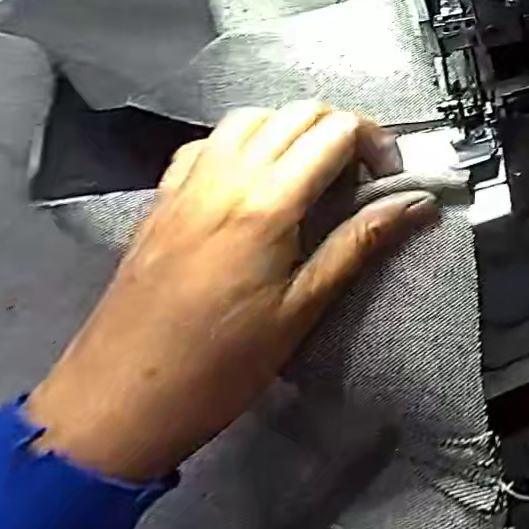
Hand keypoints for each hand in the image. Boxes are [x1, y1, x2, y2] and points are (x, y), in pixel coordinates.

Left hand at [25, 101, 440, 481]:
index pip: (335, 130)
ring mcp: (184, 192)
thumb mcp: (306, 305)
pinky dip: (247, 144)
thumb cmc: (219, 365)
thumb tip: (421, 200)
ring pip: (252, 119)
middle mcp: (222, 185)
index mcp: (263, 208)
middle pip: (298, 113)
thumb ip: (363, 240)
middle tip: (362, 174)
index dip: (376, 143)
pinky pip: (208, 146)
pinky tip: (262, 179)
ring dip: (296, 130)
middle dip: (345, 130)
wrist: (106, 415)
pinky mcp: (160, 207)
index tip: (387, 181)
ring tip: (317, 170)